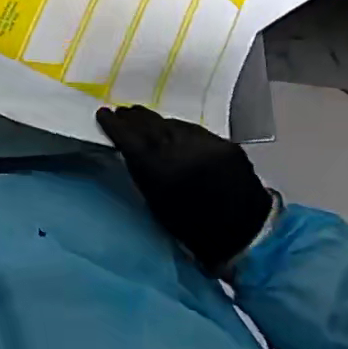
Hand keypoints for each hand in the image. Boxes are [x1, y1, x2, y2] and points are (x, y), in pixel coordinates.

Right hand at [96, 105, 272, 274]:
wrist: (245, 235)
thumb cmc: (190, 227)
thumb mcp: (153, 199)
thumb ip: (140, 168)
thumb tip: (128, 145)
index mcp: (158, 168)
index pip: (127, 135)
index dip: (112, 123)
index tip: (102, 113)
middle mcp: (181, 150)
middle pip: (148, 123)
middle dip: (132, 117)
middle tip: (120, 112)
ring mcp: (206, 144)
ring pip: (171, 123)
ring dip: (156, 122)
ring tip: (145, 121)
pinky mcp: (225, 144)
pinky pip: (194, 130)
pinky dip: (180, 129)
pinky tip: (174, 131)